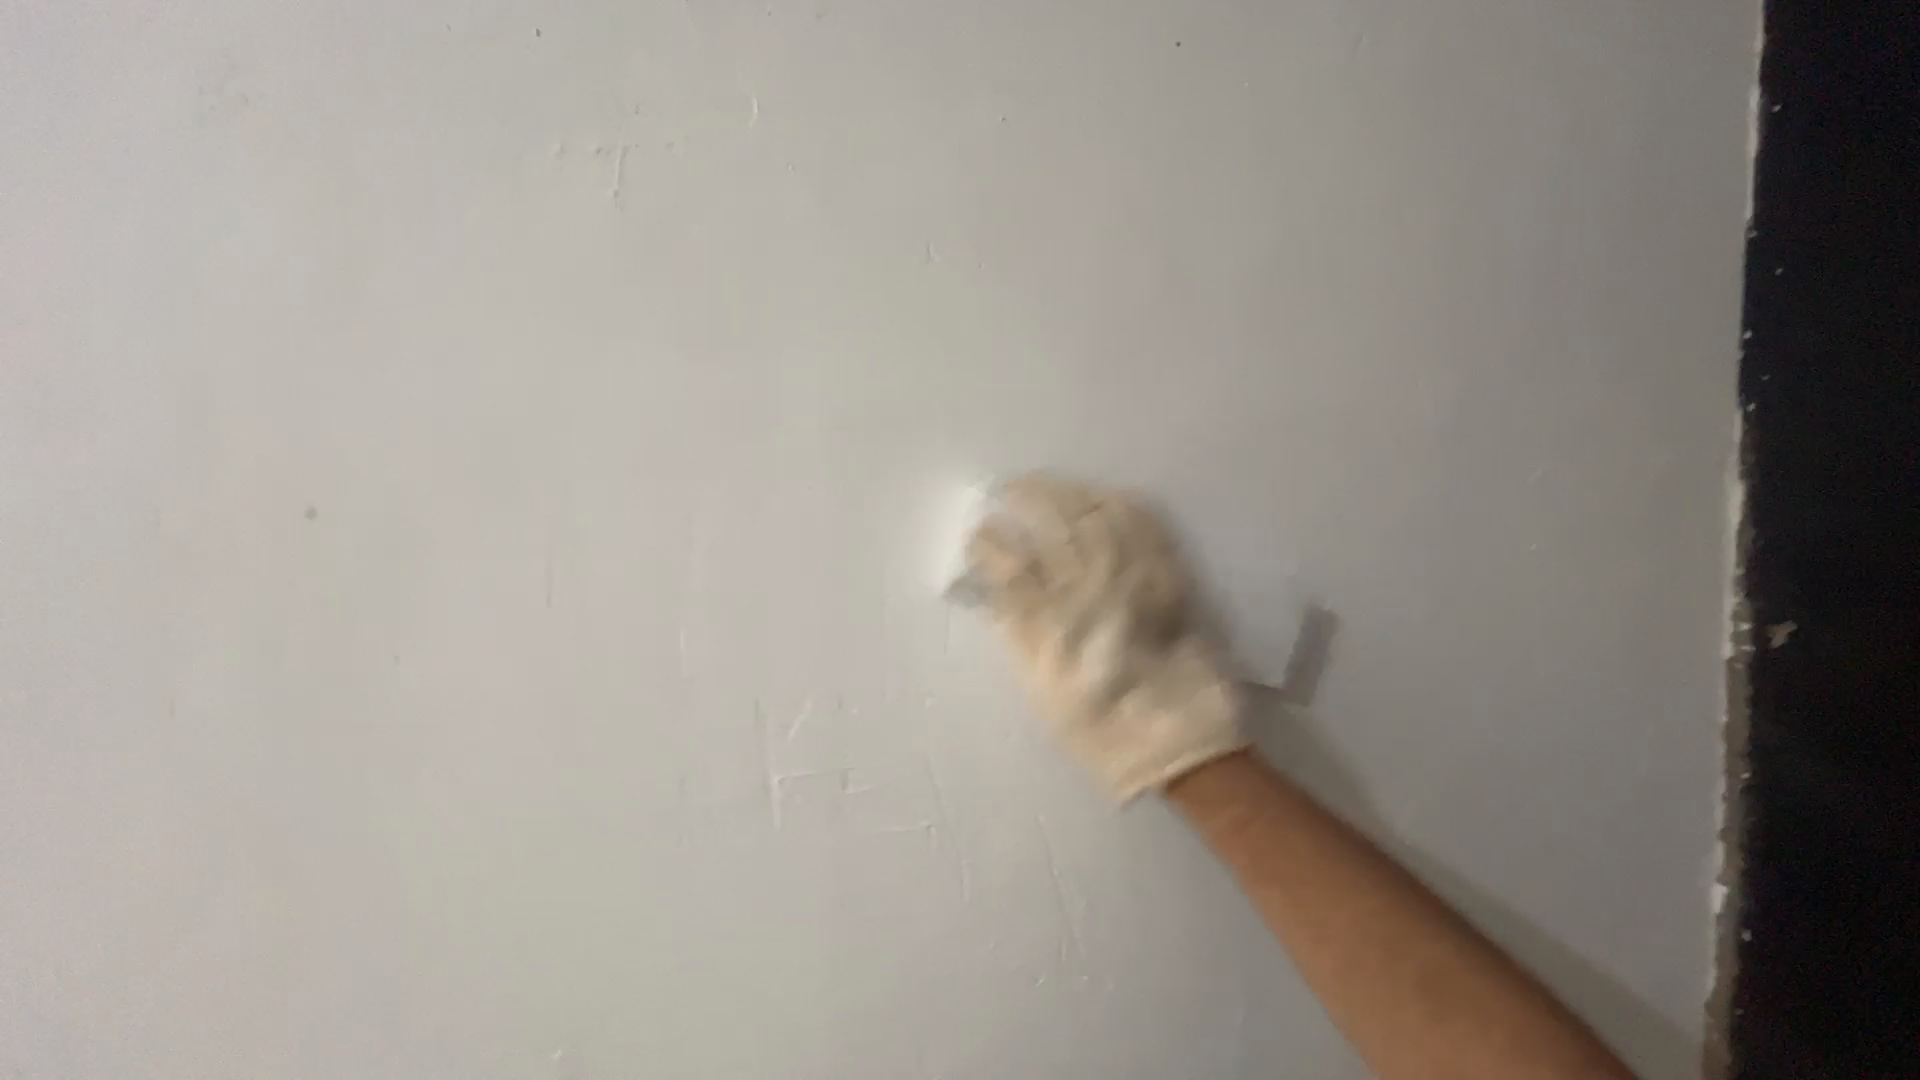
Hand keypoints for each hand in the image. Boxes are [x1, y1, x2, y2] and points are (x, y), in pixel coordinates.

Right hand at [964, 472, 1246, 800]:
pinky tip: (1103, 496)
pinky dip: (1123, 504)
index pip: (1013, 567)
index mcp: (1055, 626)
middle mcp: (1095, 592)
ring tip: (1048, 485)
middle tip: (1010, 489)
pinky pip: (1147, 526)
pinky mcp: (1172, 578)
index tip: (979, 531)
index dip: (991, 542)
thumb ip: (1016, 634)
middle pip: (1056, 526)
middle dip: (1028, 498)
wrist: (1178, 739)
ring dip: (1068, 492)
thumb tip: (994, 585)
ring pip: (1098, 516)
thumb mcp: (1042, 690)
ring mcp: (1137, 579)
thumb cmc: (1100, 726)